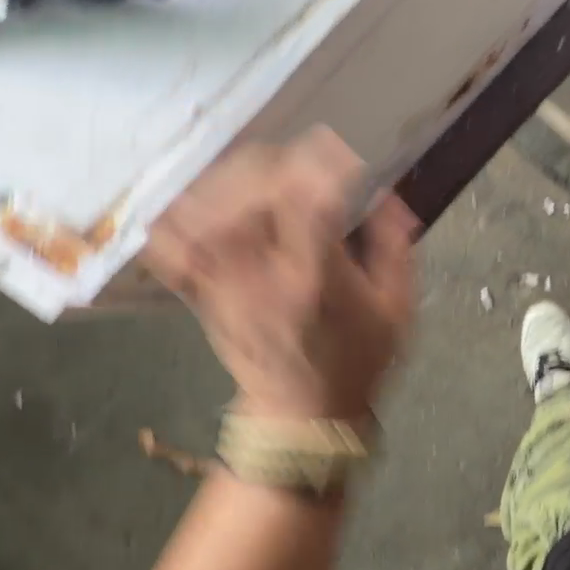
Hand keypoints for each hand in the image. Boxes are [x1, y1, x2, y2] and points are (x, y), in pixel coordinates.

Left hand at [145, 128, 419, 422]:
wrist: (301, 412)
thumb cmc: (360, 359)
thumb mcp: (399, 307)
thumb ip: (395, 250)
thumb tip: (387, 198)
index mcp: (318, 280)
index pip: (310, 203)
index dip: (324, 167)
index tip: (343, 156)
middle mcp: (262, 276)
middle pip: (249, 197)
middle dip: (278, 164)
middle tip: (303, 161)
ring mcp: (222, 283)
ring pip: (204, 211)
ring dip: (231, 181)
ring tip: (260, 173)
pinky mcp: (198, 291)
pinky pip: (170, 243)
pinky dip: (180, 213)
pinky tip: (206, 201)